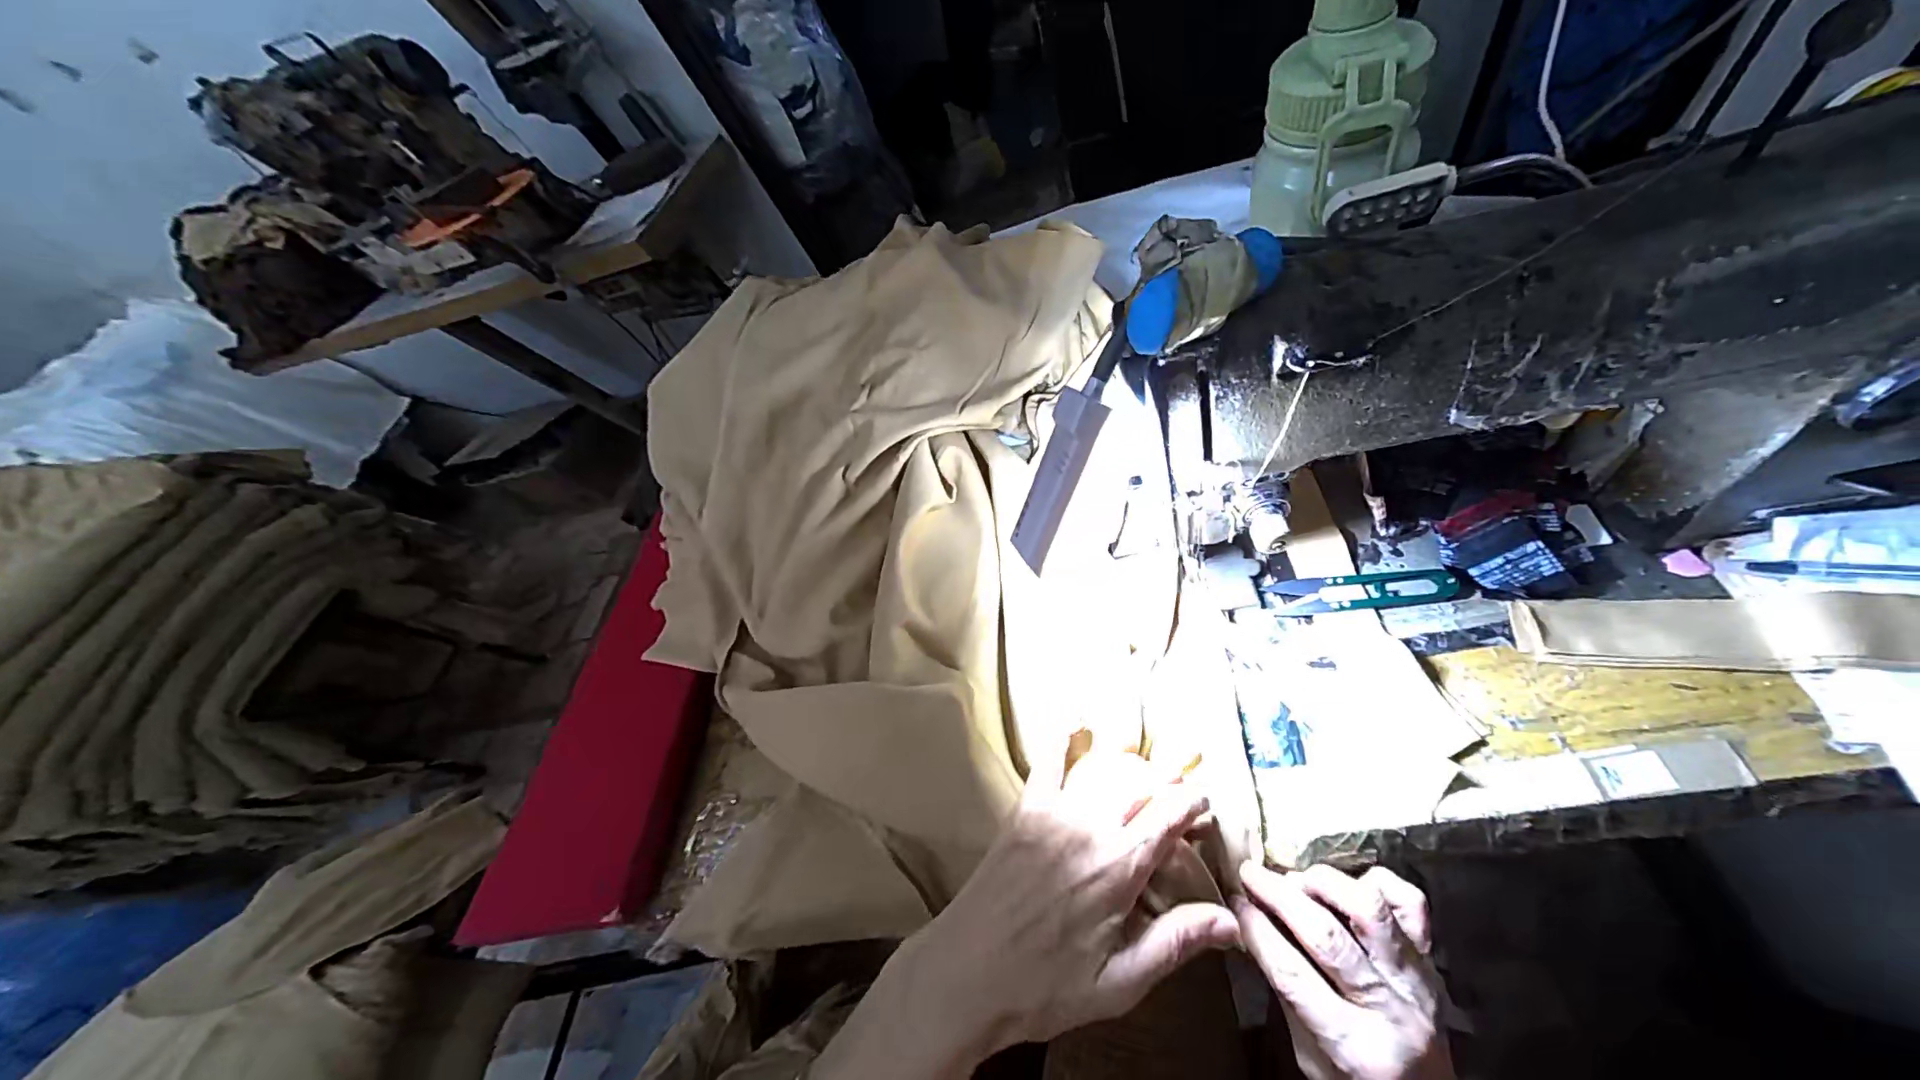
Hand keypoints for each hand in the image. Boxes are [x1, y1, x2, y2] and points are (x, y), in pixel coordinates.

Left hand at [814, 736, 1240, 1078]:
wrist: (966, 972)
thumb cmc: (1045, 988)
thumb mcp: (1119, 983)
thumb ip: (1175, 944)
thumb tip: (1231, 921)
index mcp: (1118, 868)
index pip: (1168, 818)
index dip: (1192, 804)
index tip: (1206, 801)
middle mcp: (1088, 828)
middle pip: (1139, 787)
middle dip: (1166, 783)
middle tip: (1181, 787)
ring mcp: (1052, 814)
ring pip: (1101, 772)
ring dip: (1128, 764)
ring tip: (1145, 762)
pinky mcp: (1024, 812)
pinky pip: (1047, 766)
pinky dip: (1062, 741)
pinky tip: (1075, 724)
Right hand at [1233, 862, 1452, 1079]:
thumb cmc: (1356, 1079)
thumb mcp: (1311, 1055)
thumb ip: (1286, 992)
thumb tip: (1250, 926)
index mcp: (1357, 1047)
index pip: (1293, 974)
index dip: (1256, 930)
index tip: (1233, 902)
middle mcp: (1391, 1009)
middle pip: (1327, 935)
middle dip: (1278, 895)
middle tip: (1250, 873)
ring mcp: (1419, 979)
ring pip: (1369, 909)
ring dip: (1323, 883)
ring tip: (1296, 878)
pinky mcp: (1433, 957)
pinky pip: (1410, 903)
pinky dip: (1375, 882)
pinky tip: (1347, 885)